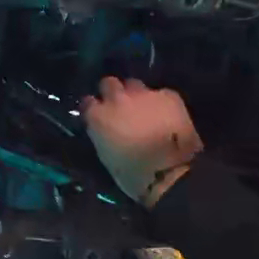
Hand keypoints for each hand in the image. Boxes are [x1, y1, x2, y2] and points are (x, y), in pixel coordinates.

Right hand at [80, 77, 203, 207]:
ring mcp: (143, 94)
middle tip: (121, 106)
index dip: (94, 108)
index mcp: (98, 117)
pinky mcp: (168, 95)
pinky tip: (168, 115)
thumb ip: (103, 134)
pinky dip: (161, 102)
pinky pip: (161, 93)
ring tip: (145, 110)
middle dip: (113, 92)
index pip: (87, 102)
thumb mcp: (107, 156)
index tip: (99, 114)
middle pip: (109, 83)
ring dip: (137, 95)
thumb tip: (107, 129)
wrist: (171, 172)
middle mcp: (116, 99)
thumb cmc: (134, 175)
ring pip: (135, 85)